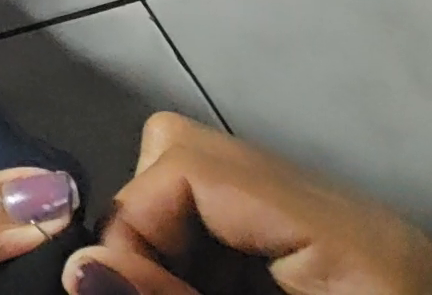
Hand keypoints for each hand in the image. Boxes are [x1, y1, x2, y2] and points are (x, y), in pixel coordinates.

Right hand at [66, 113, 431, 294]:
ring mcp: (341, 226)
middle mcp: (347, 211)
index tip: (116, 287)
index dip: (135, 217)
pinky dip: (194, 242)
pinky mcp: (330, 248)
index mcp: (351, 240)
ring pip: (198, 170)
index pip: (190, 163)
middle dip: (146, 216)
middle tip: (144, 287)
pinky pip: (225, 206)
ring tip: (175, 292)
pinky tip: (208, 291)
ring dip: (165, 229)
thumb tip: (80, 268)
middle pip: (187, 150)